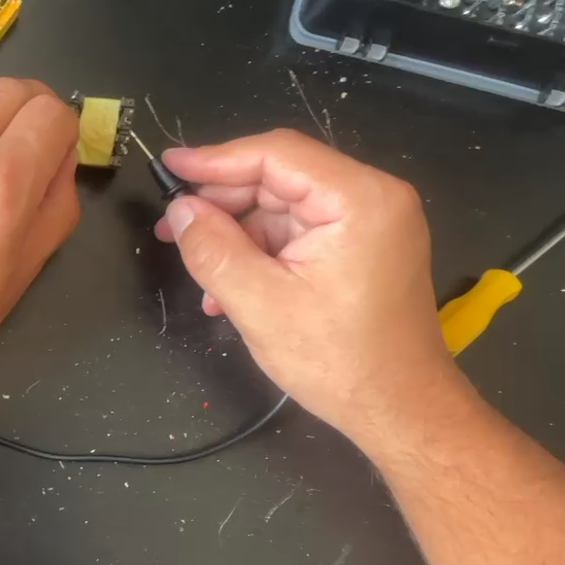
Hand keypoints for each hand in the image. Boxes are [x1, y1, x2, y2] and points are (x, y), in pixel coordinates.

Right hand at [154, 129, 468, 444]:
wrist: (398, 408)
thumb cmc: (336, 360)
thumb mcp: (259, 305)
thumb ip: (213, 250)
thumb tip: (179, 210)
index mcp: (358, 200)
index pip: (276, 156)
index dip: (215, 158)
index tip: (167, 166)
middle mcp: (371, 199)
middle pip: (278, 179)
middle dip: (220, 203)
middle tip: (169, 227)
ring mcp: (368, 224)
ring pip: (281, 210)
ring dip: (234, 237)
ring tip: (198, 274)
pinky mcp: (359, 249)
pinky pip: (295, 235)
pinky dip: (257, 254)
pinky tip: (227, 289)